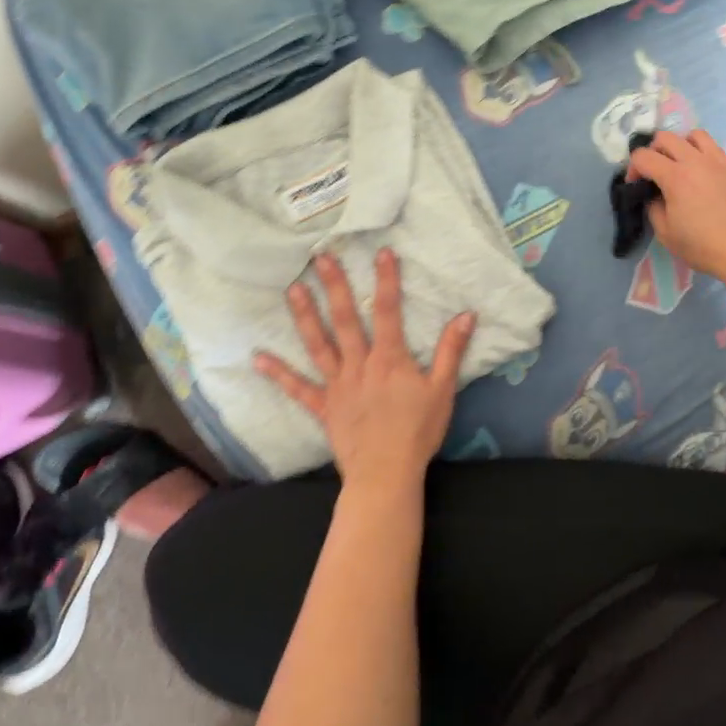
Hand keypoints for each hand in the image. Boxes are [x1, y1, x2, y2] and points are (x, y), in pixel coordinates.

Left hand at [253, 249, 475, 490]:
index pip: (388, 311)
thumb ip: (451, 351)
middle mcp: (359, 364)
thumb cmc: (419, 430)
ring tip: (292, 289)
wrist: (386, 472)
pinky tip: (259, 358)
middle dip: (334, 286)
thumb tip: (466, 315)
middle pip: (345, 319)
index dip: (386, 280)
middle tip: (320, 258)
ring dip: (304, 316)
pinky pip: (298, 388)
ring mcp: (337, 385)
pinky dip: (279, 373)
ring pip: (318, 345)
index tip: (382, 253)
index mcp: (390, 359)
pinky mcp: (324, 407)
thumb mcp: (443, 389)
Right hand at [626, 129, 725, 281]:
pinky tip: (702, 175)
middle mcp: (696, 161)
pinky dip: (701, 153)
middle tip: (654, 173)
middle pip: (665, 137)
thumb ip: (654, 207)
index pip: (643, 156)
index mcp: (676, 177)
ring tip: (680, 166)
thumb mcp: (666, 234)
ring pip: (693, 135)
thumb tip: (656, 195)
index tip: (636, 185)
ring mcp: (718, 161)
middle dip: (653, 152)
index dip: (633, 169)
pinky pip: (713, 148)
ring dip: (680, 146)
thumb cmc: (704, 247)